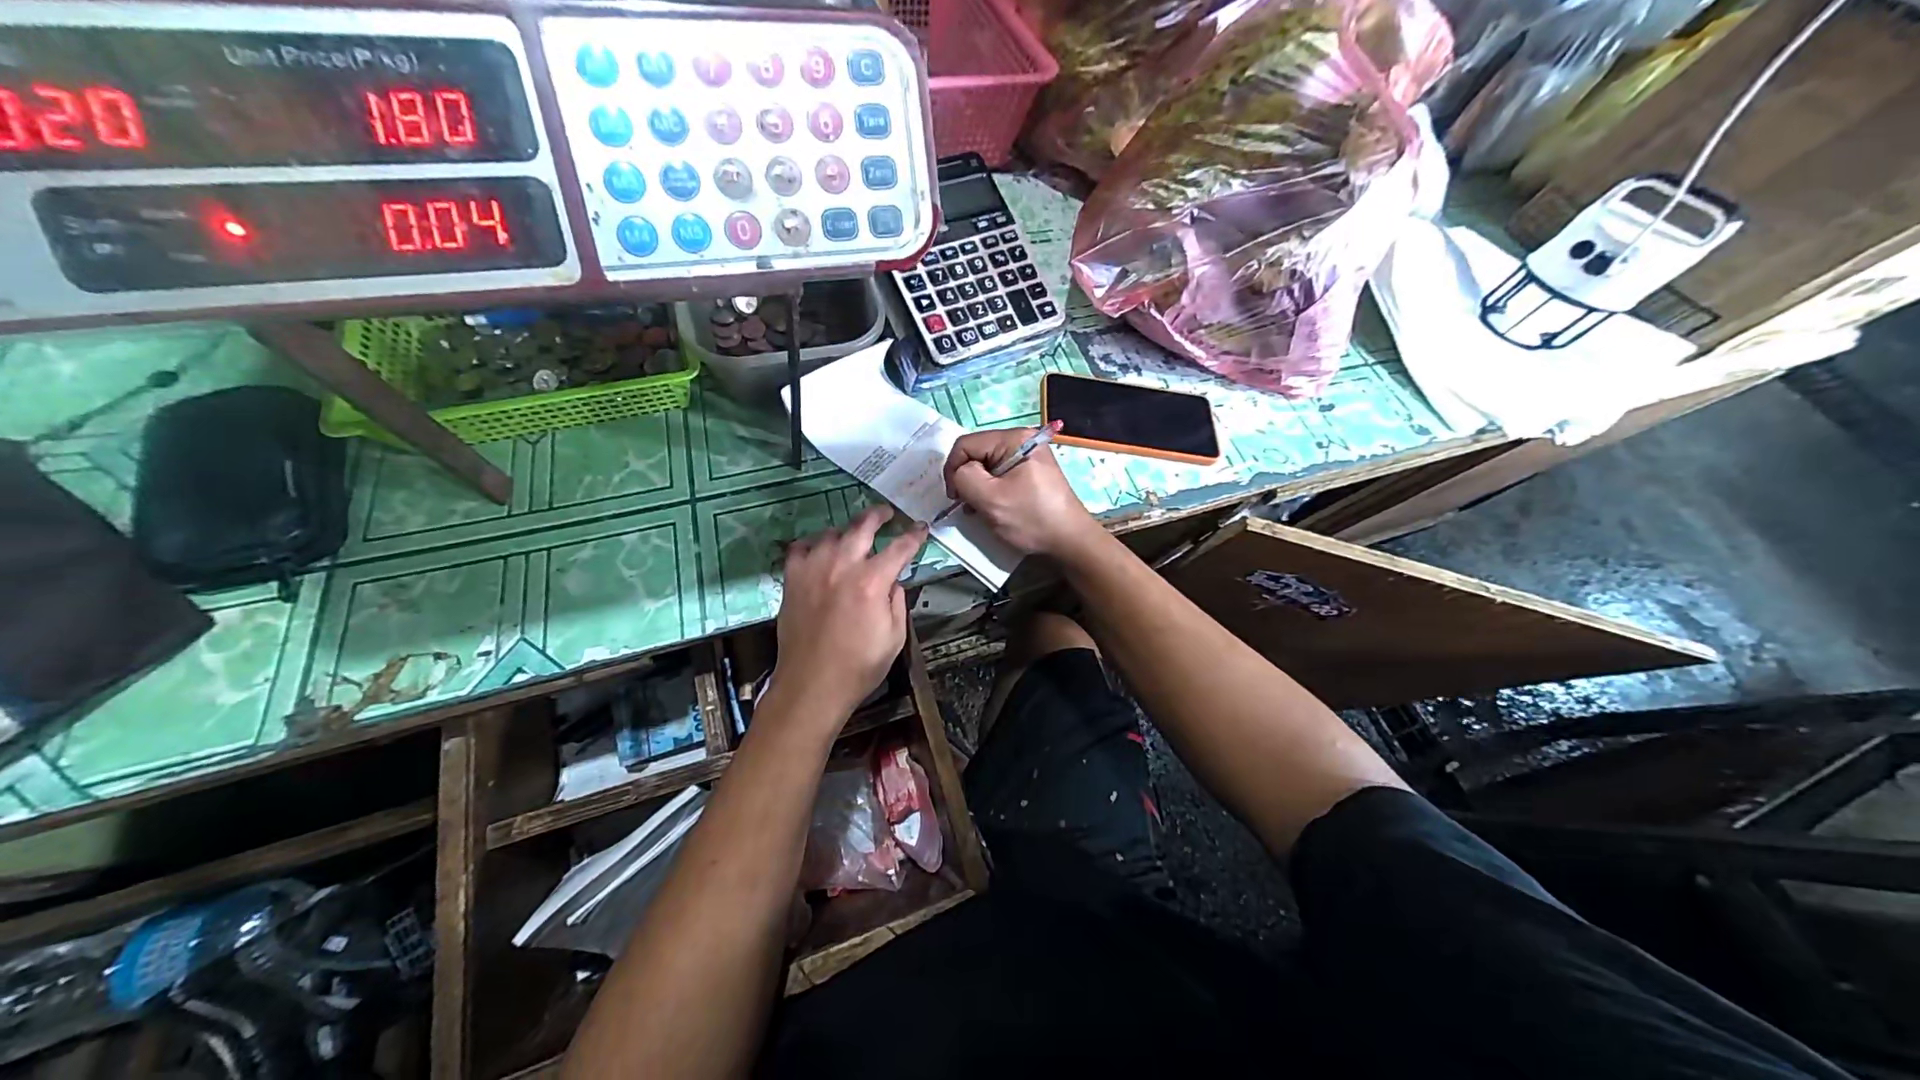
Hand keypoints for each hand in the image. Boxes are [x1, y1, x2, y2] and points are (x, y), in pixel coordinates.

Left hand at [772, 504, 926, 719]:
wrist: (812, 685)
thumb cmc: (859, 666)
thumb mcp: (894, 638)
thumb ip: (897, 603)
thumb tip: (893, 583)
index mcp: (872, 582)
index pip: (899, 548)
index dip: (913, 536)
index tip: (920, 529)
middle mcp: (842, 567)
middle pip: (862, 527)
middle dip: (878, 516)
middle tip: (886, 514)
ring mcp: (813, 570)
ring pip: (831, 534)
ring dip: (846, 531)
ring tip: (853, 535)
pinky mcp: (792, 580)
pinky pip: (800, 549)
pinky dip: (812, 545)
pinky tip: (818, 550)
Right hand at [943, 428, 1103, 559]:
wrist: (1070, 540)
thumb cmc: (1031, 518)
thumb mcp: (990, 499)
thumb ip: (965, 478)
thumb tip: (960, 473)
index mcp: (1013, 438)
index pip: (965, 444)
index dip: (953, 470)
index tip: (955, 498)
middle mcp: (1022, 440)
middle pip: (976, 453)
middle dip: (967, 478)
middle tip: (968, 505)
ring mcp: (1028, 456)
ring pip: (987, 465)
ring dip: (978, 487)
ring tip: (981, 509)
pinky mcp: (1031, 472)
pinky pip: (1000, 474)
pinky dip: (991, 490)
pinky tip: (994, 507)